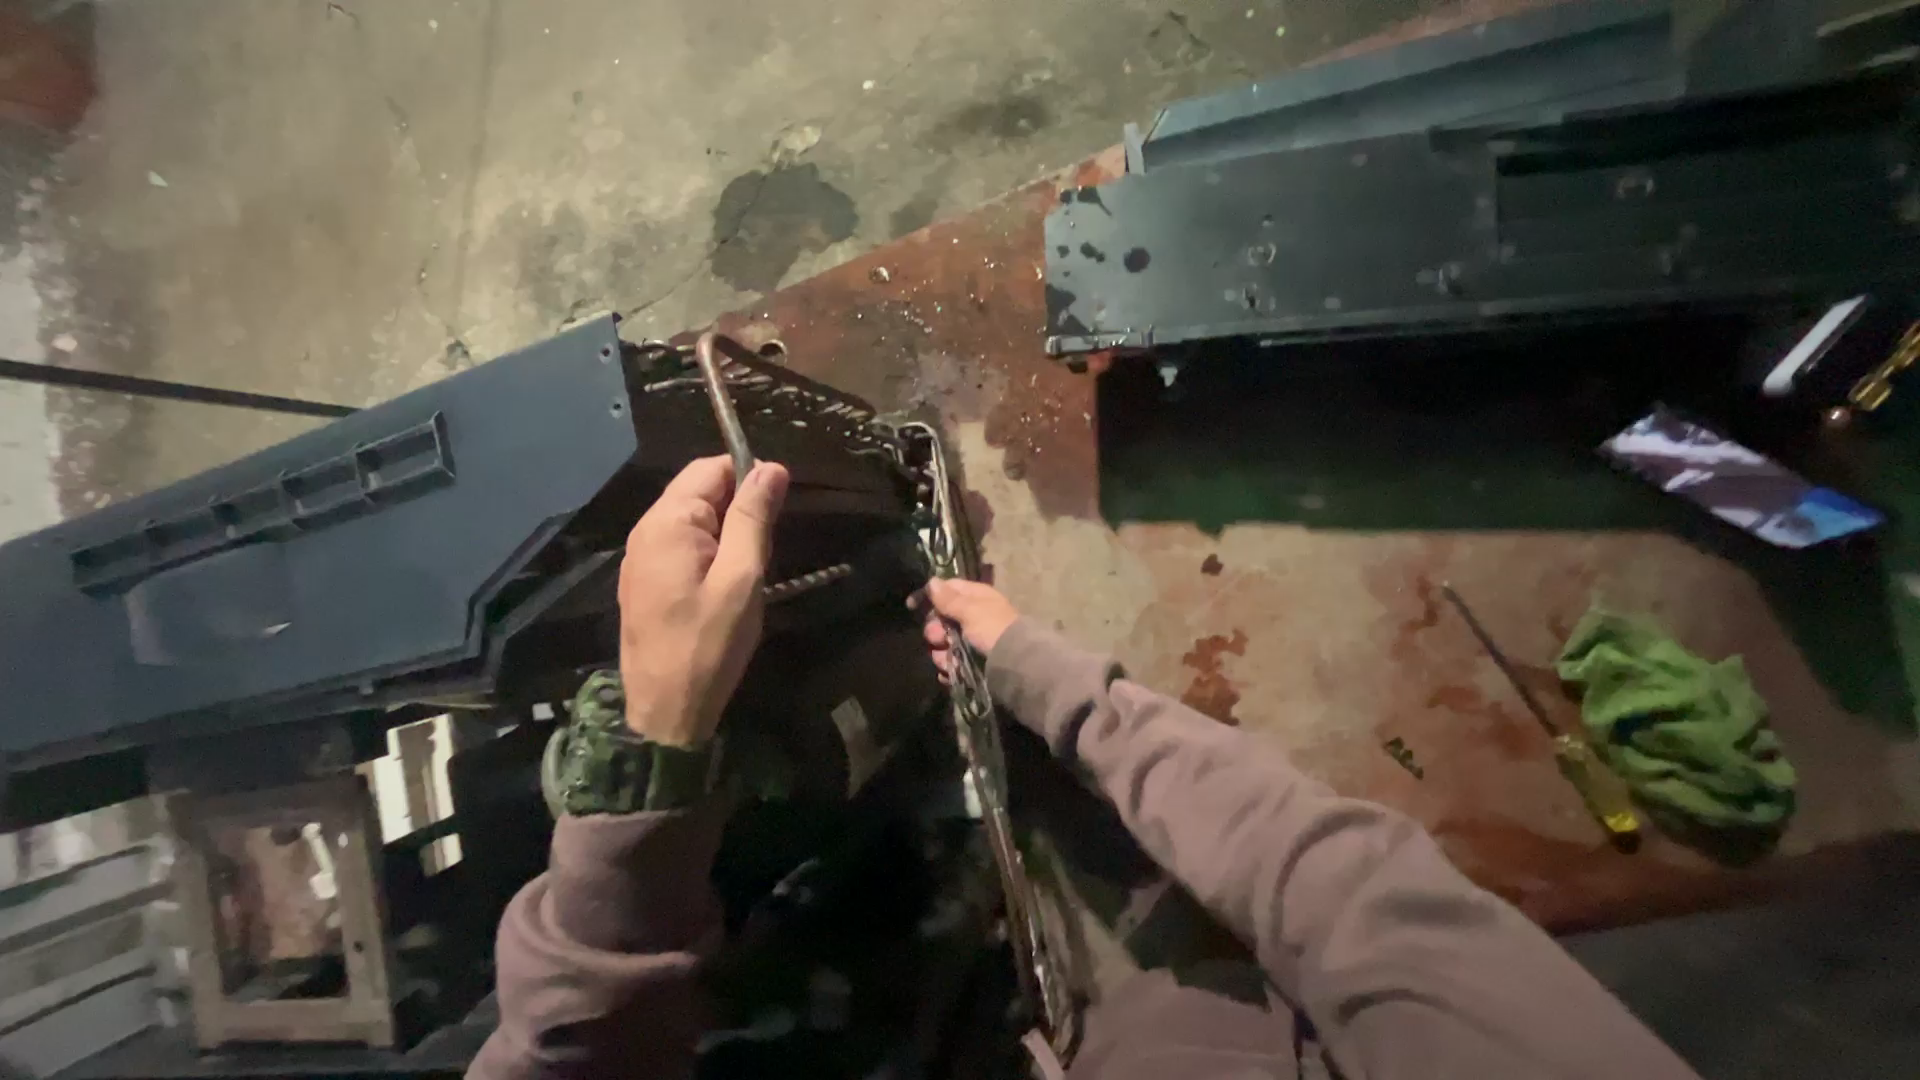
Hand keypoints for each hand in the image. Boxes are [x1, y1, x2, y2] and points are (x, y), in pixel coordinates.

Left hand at [618, 456, 789, 745]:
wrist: (666, 710)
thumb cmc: (709, 643)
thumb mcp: (742, 578)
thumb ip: (754, 518)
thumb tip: (771, 467)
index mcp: (668, 523)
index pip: (709, 469)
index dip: (748, 476)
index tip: (780, 506)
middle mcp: (647, 531)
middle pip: (698, 490)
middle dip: (738, 505)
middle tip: (766, 547)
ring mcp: (641, 557)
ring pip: (693, 520)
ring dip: (727, 530)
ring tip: (750, 569)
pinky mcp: (646, 582)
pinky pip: (683, 545)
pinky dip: (710, 550)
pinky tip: (727, 582)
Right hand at [918, 578, 1020, 678]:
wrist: (1015, 663)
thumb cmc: (993, 629)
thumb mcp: (970, 610)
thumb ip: (949, 599)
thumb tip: (932, 581)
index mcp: (975, 598)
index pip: (948, 590)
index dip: (930, 597)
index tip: (913, 606)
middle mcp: (972, 618)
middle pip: (941, 620)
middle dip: (934, 630)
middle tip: (938, 637)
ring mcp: (971, 641)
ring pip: (943, 644)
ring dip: (941, 652)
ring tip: (948, 659)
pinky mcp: (971, 663)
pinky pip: (950, 663)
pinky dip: (948, 667)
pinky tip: (950, 670)